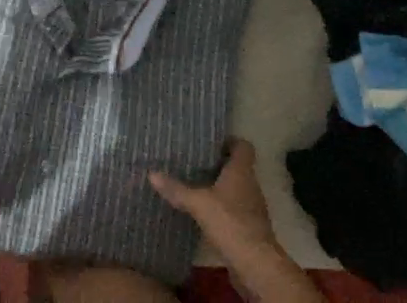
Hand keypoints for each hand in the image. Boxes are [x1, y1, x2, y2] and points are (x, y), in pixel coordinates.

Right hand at [150, 140, 325, 302]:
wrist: (254, 263)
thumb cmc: (229, 222)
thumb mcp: (198, 203)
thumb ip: (177, 189)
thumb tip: (151, 173)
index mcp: (241, 171)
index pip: (243, 146)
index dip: (230, 141)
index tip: (211, 142)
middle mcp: (250, 185)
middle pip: (238, 167)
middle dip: (219, 164)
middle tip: (195, 162)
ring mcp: (252, 207)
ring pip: (236, 189)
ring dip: (220, 187)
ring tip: (196, 185)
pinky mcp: (249, 227)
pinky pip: (234, 209)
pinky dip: (222, 208)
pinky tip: (204, 213)